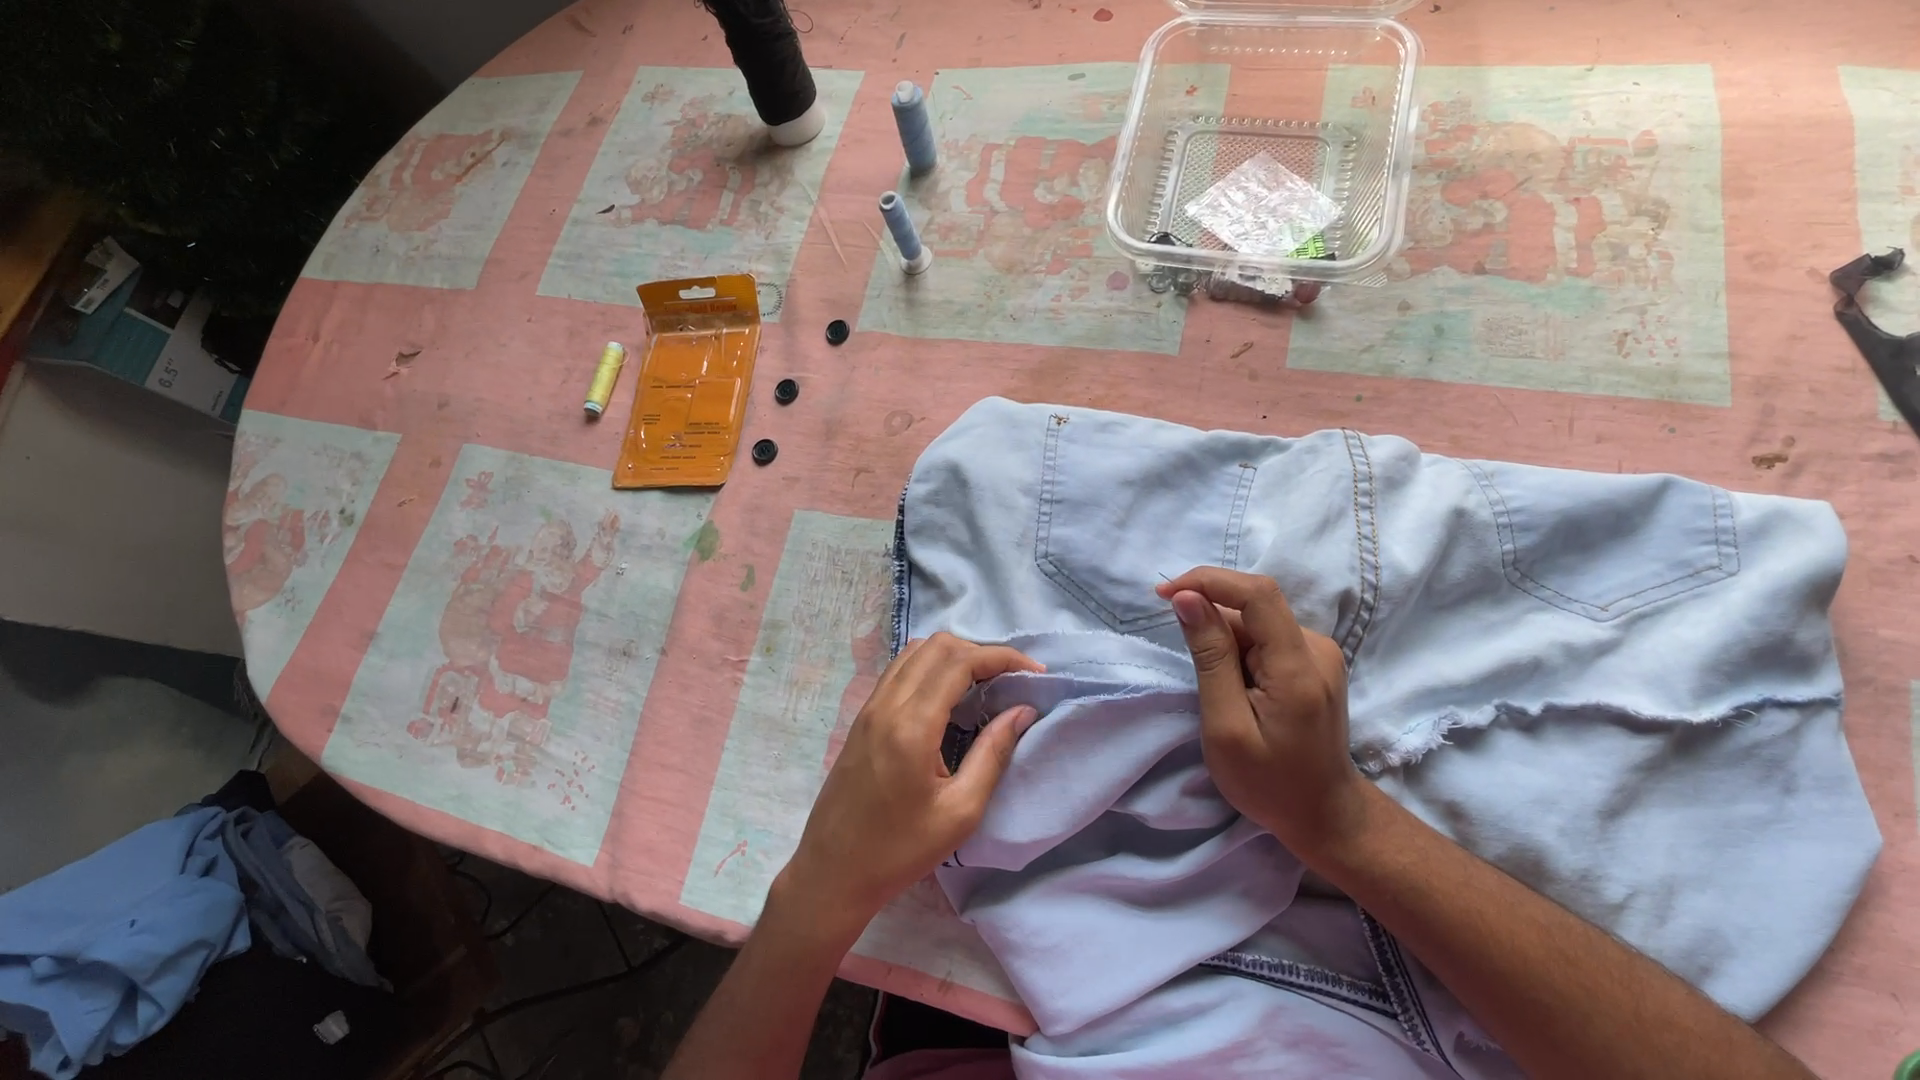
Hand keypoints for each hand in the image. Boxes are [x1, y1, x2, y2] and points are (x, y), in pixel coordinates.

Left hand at [779, 633, 1041, 934]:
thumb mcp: (960, 812)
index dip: (1001, 657)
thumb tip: (1022, 710)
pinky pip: (899, 672)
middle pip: (936, 646)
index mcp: (910, 726)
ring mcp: (869, 709)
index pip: (959, 662)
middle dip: (980, 651)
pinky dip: (930, 668)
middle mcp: (886, 705)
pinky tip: (950, 696)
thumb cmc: (900, 851)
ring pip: (914, 653)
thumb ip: (993, 754)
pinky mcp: (862, 719)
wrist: (832, 872)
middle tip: (1012, 678)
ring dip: (953, 656)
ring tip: (985, 683)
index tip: (1034, 672)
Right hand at [1155, 567, 1362, 860]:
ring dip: (1224, 643)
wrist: (1324, 815)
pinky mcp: (1313, 663)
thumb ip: (1210, 658)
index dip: (1208, 581)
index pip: (1257, 593)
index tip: (1165, 595)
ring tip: (1217, 695)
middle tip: (1190, 670)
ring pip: (1256, 623)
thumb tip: (1188, 599)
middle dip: (1211, 623)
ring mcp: (1320, 654)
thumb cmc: (1269, 782)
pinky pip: (1265, 638)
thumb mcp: (1225, 726)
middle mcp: (1317, 648)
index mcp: (1298, 665)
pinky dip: (1238, 653)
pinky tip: (1233, 690)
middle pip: (1253, 608)